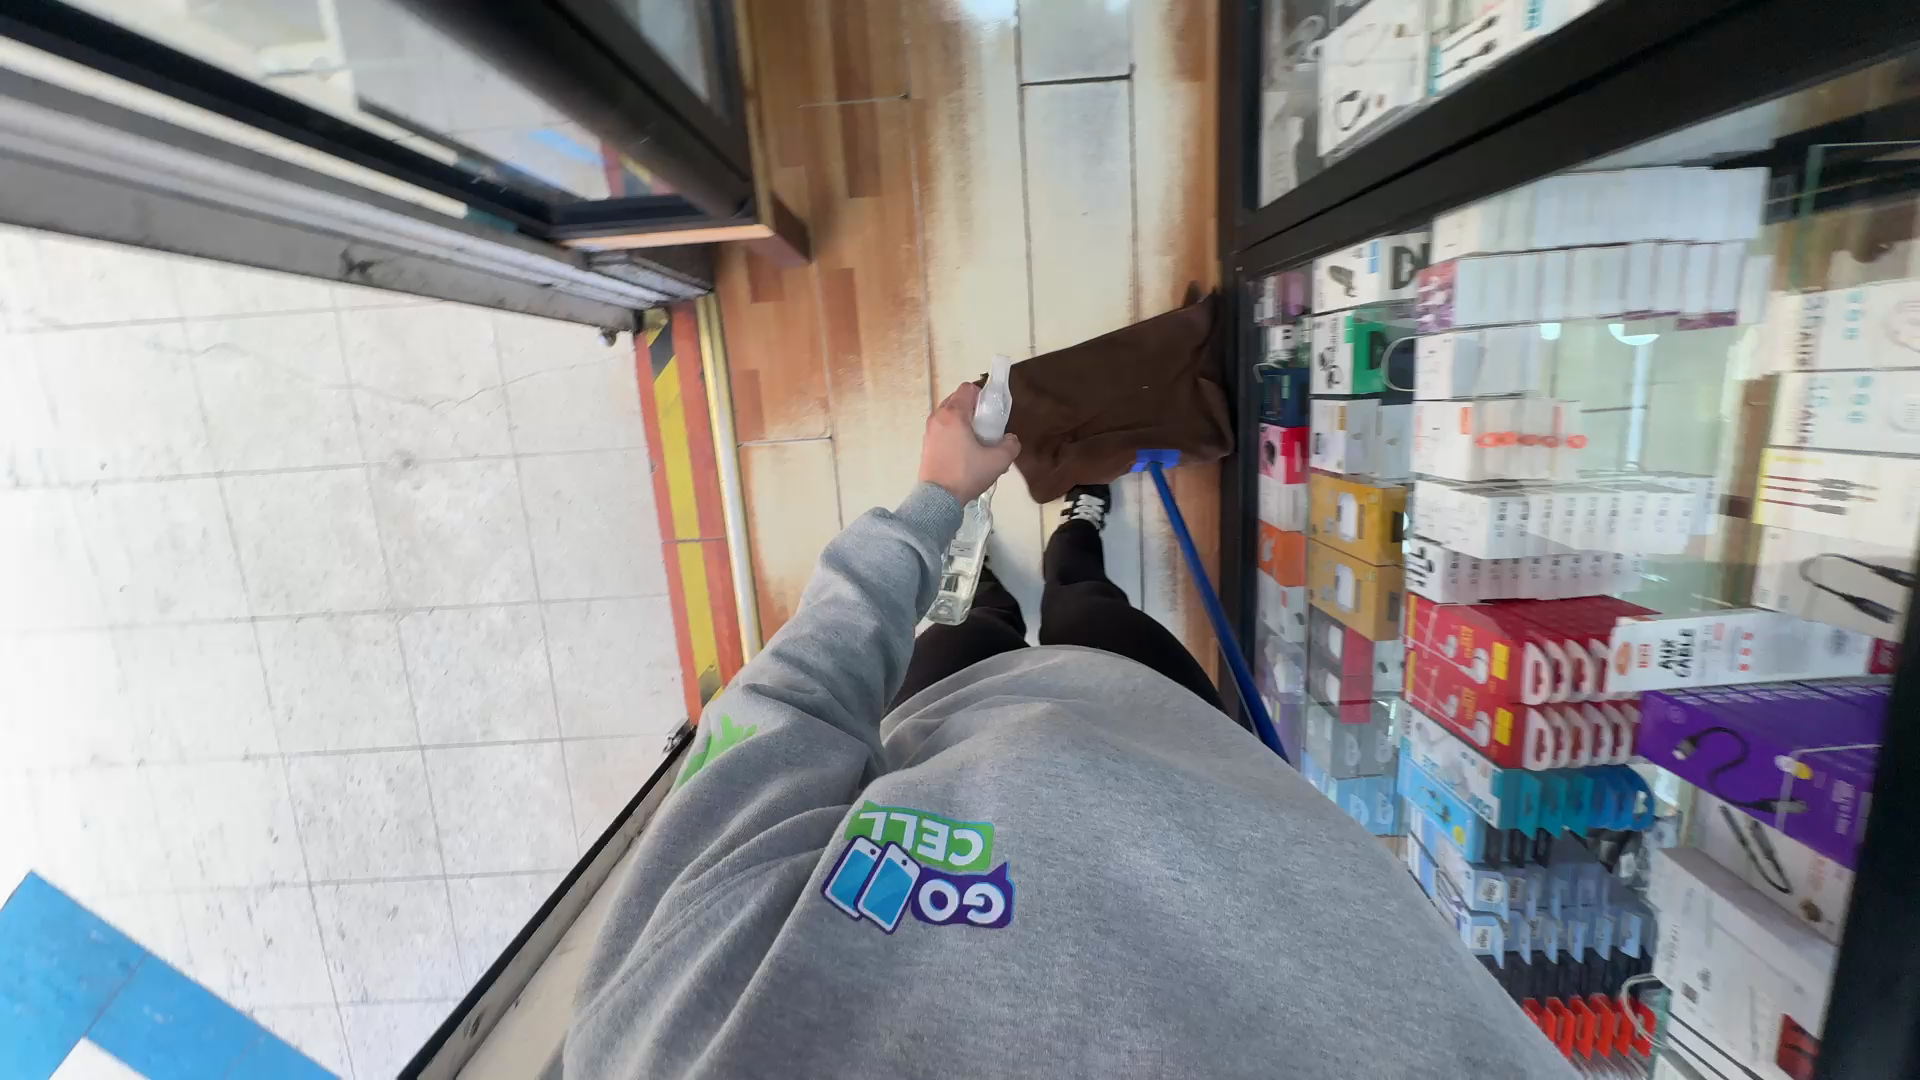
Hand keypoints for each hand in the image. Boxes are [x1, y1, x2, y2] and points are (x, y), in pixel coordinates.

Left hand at [917, 382, 1020, 503]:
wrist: (939, 499)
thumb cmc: (967, 474)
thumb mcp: (998, 461)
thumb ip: (1011, 445)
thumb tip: (1010, 439)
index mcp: (953, 414)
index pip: (968, 388)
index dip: (983, 395)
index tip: (991, 413)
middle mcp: (938, 417)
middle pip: (957, 400)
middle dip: (973, 409)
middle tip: (986, 428)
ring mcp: (929, 431)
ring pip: (948, 416)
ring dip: (962, 422)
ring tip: (975, 442)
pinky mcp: (926, 445)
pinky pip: (942, 430)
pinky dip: (953, 434)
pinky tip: (963, 453)